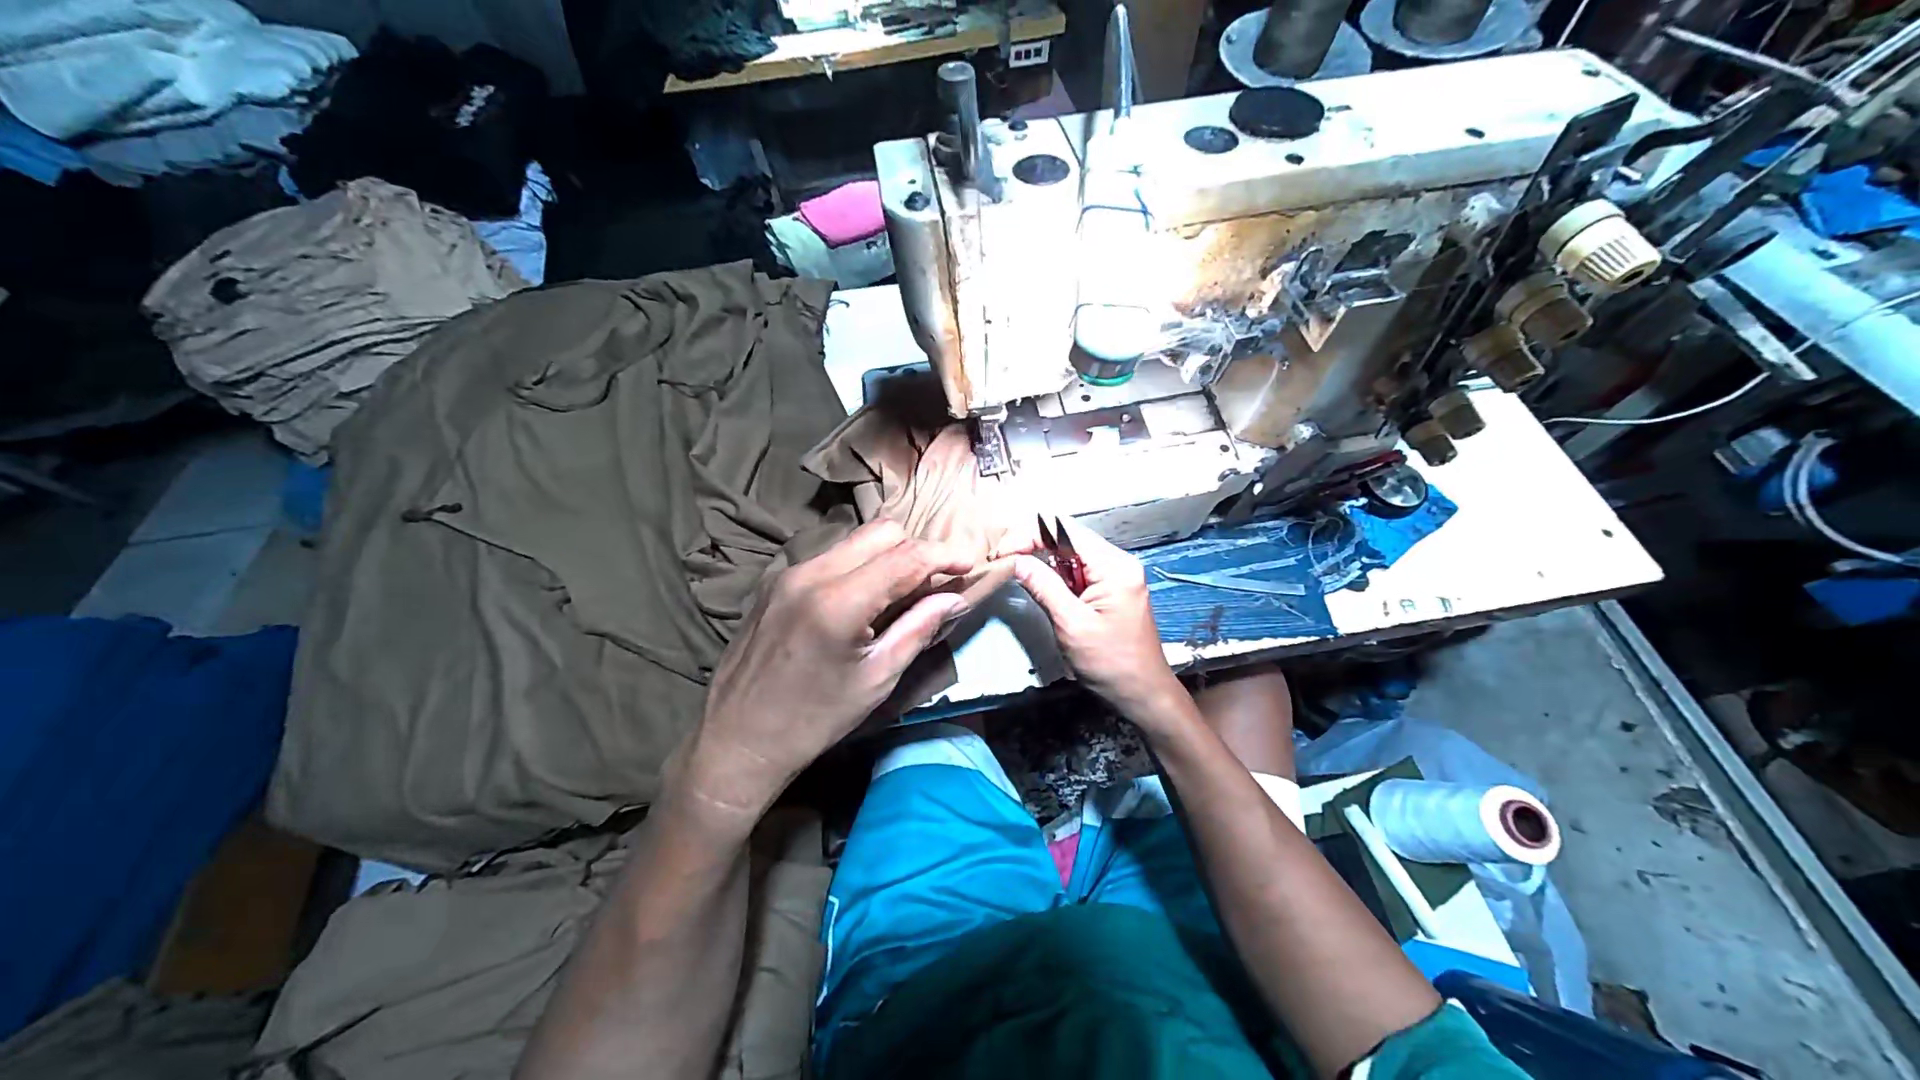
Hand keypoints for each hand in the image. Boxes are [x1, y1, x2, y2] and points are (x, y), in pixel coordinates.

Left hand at [685, 521, 977, 825]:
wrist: (738, 737)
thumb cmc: (814, 719)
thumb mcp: (877, 678)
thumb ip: (919, 628)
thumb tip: (956, 596)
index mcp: (838, 602)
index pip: (906, 556)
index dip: (945, 555)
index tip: (971, 564)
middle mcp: (811, 573)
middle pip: (882, 532)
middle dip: (918, 549)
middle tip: (936, 583)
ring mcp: (788, 572)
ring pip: (855, 539)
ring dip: (888, 555)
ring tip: (903, 591)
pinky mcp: (776, 580)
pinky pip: (830, 555)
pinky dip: (859, 565)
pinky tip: (865, 598)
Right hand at [1010, 520, 1187, 727]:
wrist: (1143, 694)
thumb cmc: (1110, 663)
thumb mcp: (1071, 624)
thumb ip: (1044, 587)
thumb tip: (1015, 560)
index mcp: (1114, 565)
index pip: (1065, 530)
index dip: (1029, 534)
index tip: (1002, 552)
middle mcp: (1117, 562)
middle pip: (1067, 538)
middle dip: (1032, 543)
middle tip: (1002, 559)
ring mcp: (1114, 576)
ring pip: (1070, 554)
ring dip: (1041, 559)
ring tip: (1012, 567)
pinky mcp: (1109, 590)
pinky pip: (1077, 572)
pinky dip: (1054, 574)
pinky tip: (1036, 580)